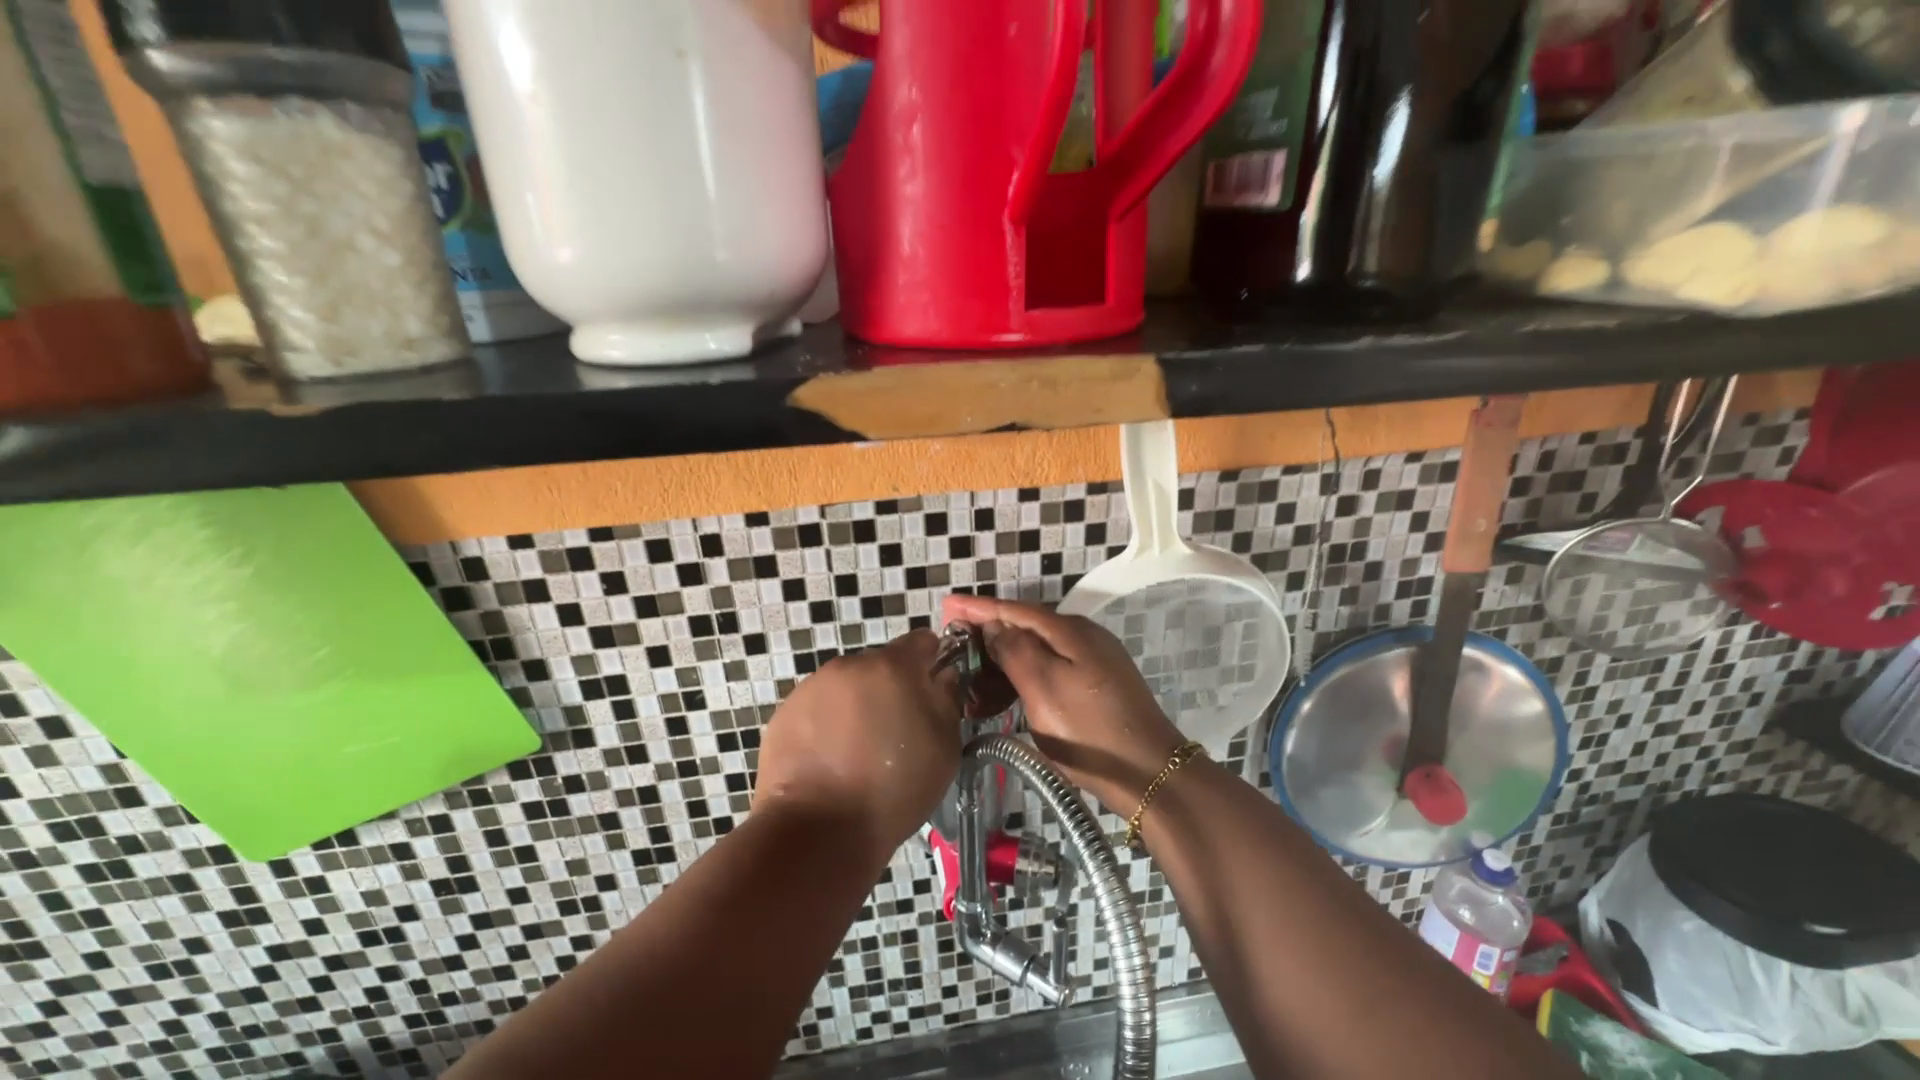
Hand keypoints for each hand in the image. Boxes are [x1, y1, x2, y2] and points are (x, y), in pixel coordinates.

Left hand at [754, 630, 961, 862]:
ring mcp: (810, 688)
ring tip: (859, 755)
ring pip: (846, 688)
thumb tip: (941, 677)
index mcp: (892, 666)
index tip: (933, 696)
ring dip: (857, 709)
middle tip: (896, 736)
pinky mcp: (783, 714)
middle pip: (880, 666)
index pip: (922, 643)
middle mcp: (848, 666)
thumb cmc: (894, 790)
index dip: (932, 665)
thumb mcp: (944, 748)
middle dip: (891, 691)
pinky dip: (826, 727)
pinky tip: (830, 763)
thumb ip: (946, 700)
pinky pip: (816, 710)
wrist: (818, 831)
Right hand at [943, 595, 1183, 813]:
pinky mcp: (1096, 685)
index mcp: (1070, 631)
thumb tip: (995, 625)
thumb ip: (1016, 651)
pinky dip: (1023, 677)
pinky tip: (1006, 694)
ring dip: (1003, 661)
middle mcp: (1083, 637)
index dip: (978, 607)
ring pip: (1038, 650)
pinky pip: (1050, 669)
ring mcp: (1093, 661)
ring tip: (973, 679)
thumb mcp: (1043, 689)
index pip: (1014, 610)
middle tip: (953, 646)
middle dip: (987, 634)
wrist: (1149, 772)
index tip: (945, 603)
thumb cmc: (1089, 731)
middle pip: (1026, 627)